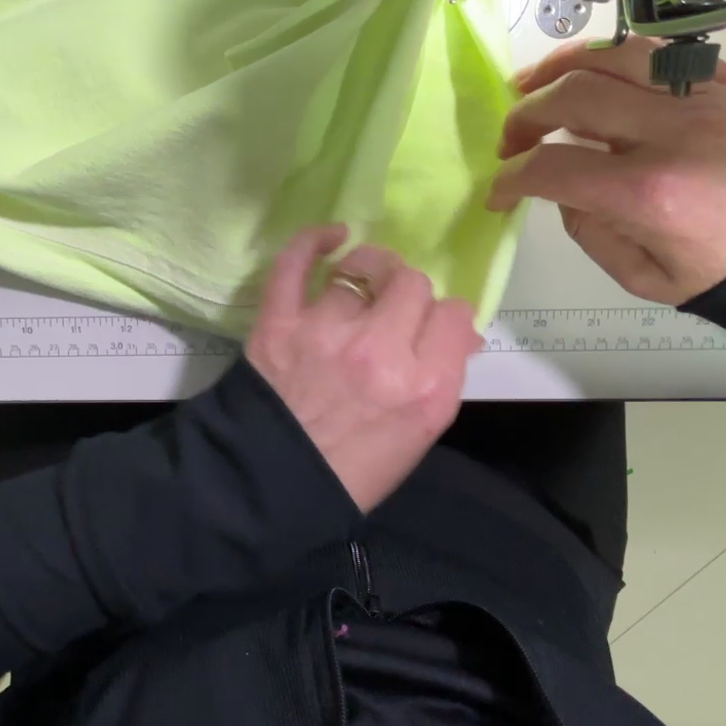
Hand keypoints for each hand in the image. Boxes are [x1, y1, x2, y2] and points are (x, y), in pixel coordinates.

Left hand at [245, 225, 483, 511]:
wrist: (268, 487)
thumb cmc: (349, 473)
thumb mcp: (415, 438)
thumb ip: (440, 380)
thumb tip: (456, 334)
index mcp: (427, 387)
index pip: (455, 314)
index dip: (443, 317)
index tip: (428, 326)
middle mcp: (383, 352)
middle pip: (412, 283)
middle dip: (407, 291)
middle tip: (390, 307)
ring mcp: (329, 332)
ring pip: (362, 268)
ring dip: (366, 269)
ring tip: (359, 279)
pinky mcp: (280, 324)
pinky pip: (296, 264)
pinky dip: (311, 242)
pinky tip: (329, 237)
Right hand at [487, 38, 725, 304]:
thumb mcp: (645, 277)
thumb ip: (589, 232)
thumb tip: (562, 190)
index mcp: (648, 194)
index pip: (550, 166)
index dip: (510, 177)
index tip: (498, 191)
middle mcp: (673, 134)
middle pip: (572, 96)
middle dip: (524, 117)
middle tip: (510, 140)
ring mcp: (704, 97)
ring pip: (613, 54)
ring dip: (559, 67)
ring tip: (533, 85)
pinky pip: (657, 50)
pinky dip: (611, 57)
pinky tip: (590, 73)